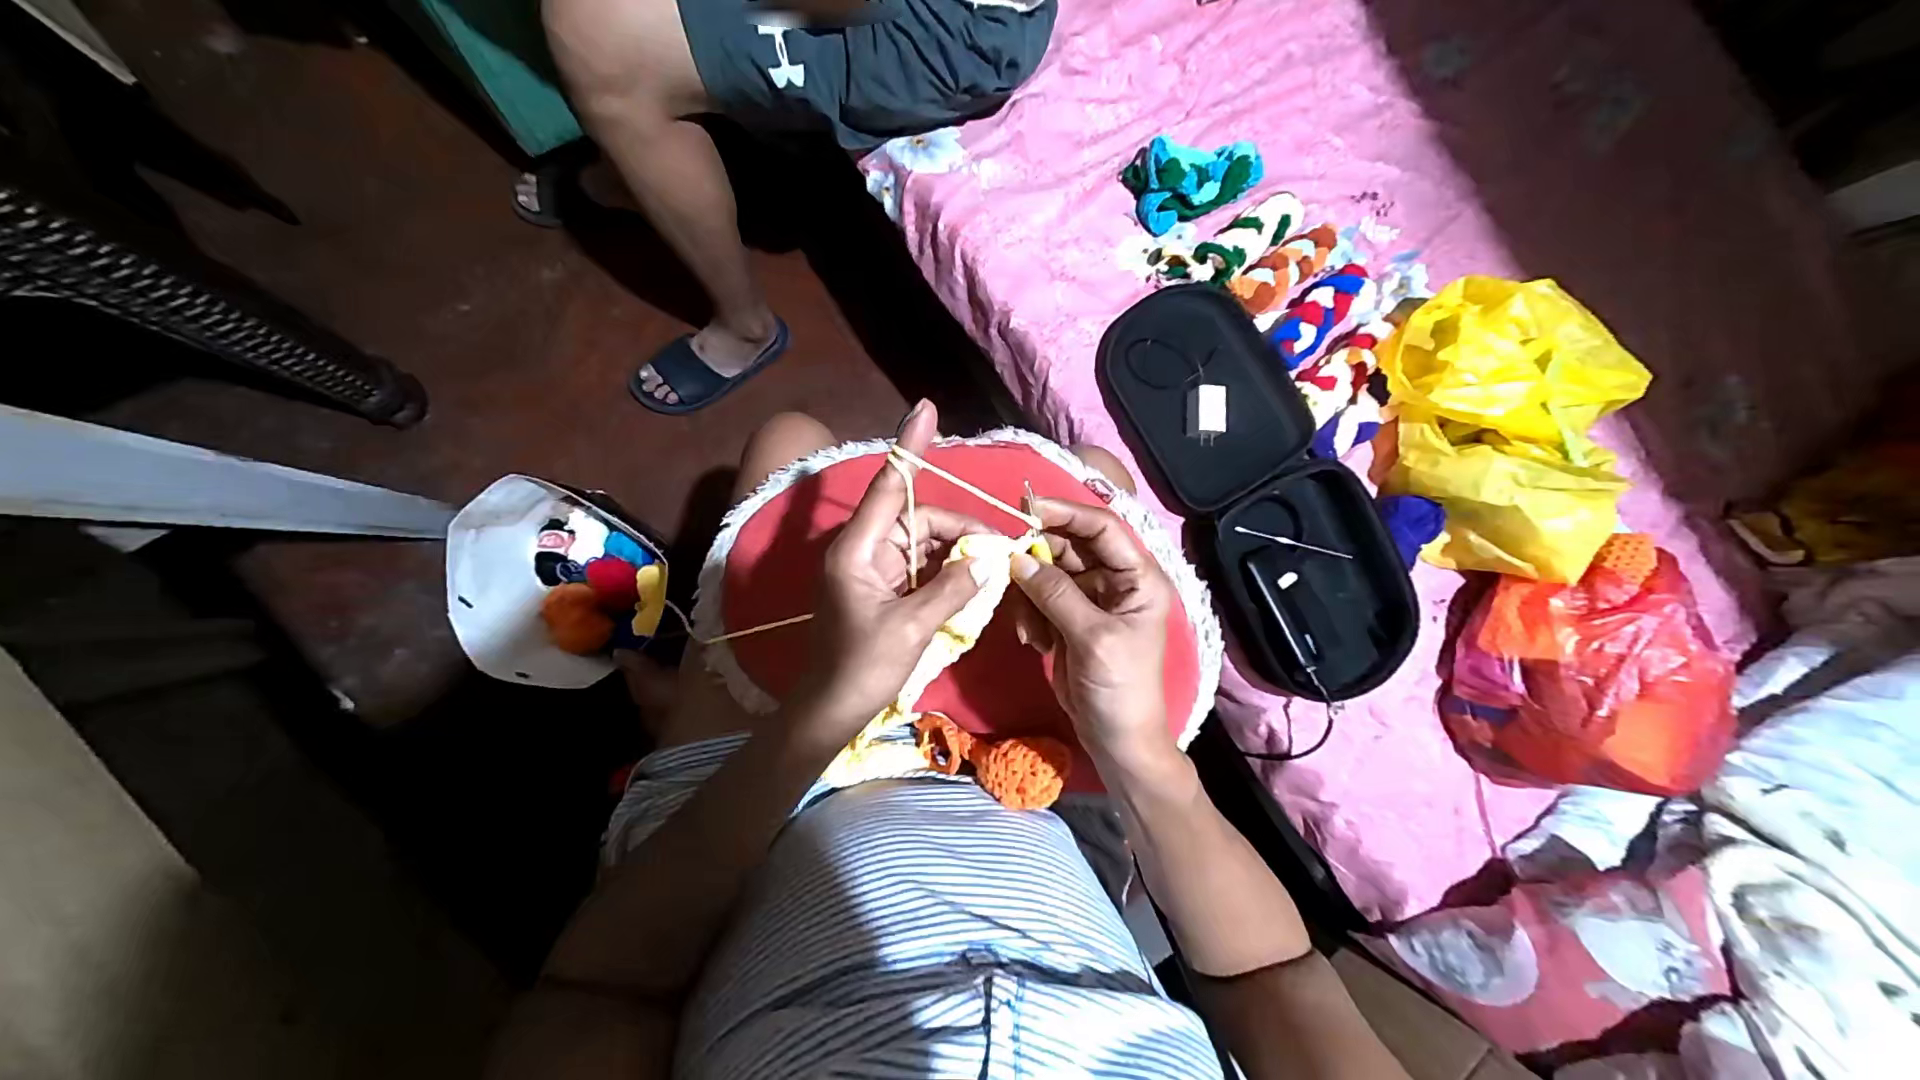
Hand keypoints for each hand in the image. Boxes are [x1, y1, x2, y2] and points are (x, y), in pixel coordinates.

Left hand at [795, 401, 990, 737]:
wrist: (831, 711)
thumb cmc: (861, 668)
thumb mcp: (911, 628)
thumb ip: (951, 589)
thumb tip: (985, 559)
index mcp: (858, 549)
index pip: (889, 487)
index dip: (909, 447)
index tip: (926, 409)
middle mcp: (864, 550)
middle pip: (917, 518)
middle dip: (958, 528)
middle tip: (996, 547)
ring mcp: (873, 569)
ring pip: (923, 542)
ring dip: (956, 550)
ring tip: (989, 566)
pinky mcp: (883, 588)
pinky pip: (921, 565)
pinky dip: (946, 569)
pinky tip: (971, 579)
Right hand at [1009, 498, 1176, 769]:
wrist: (1116, 739)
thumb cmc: (1120, 687)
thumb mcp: (1092, 637)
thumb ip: (1056, 594)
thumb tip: (1018, 558)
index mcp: (1138, 577)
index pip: (1103, 528)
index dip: (1067, 512)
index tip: (1027, 508)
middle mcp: (1115, 580)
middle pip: (1071, 546)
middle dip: (1039, 557)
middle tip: (1009, 566)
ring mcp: (1090, 599)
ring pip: (1049, 572)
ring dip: (1031, 594)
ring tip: (1031, 628)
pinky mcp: (1068, 619)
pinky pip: (1040, 598)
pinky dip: (1030, 614)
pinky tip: (1035, 642)